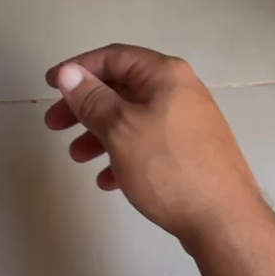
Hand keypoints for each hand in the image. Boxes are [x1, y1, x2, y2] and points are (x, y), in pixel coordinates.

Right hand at [43, 44, 266, 245]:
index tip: (50, 85)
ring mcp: (188, 120)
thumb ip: (92, 99)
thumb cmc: (168, 166)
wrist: (224, 219)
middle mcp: (179, 89)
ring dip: (101, 132)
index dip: (79, 68)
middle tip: (54, 125)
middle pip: (122, 87)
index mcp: (165, 73)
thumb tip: (69, 73)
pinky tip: (107, 180)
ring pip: (133, 117)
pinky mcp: (191, 150)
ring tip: (77, 157)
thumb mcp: (121, 129)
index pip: (114, 56)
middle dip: (86, 105)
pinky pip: (148, 142)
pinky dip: (124, 154)